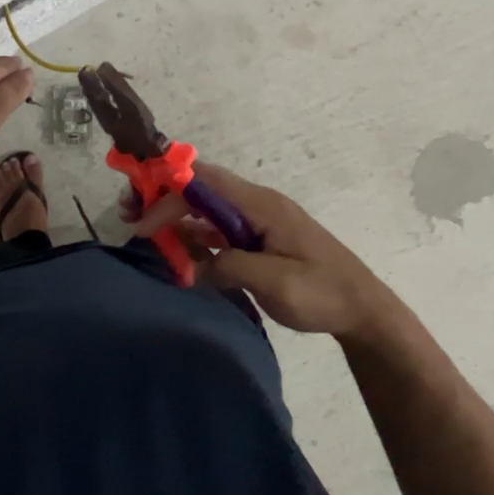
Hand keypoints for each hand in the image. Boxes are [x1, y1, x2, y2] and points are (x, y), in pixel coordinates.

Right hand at [131, 164, 400, 338]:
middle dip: (162, 198)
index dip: (167, 192)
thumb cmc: (323, 292)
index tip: (140, 216)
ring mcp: (256, 223)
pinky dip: (191, 237)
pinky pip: (215, 231)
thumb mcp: (275, 281)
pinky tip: (174, 252)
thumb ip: (229, 266)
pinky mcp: (256, 242)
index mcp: (261, 205)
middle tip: (129, 215)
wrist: (364, 312)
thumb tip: (190, 264)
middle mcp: (255, 206)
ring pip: (204, 210)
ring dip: (173, 218)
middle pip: (199, 189)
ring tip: (142, 232)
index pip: (204, 182)